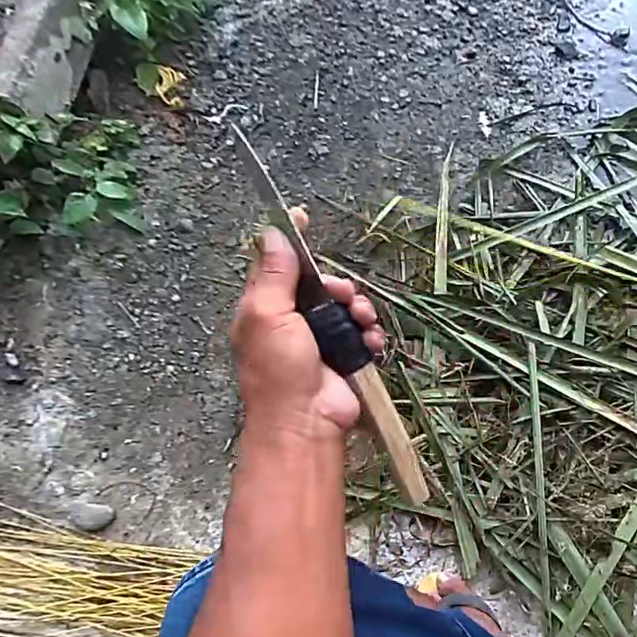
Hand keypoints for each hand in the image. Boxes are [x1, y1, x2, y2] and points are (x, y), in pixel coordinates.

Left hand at [230, 207, 385, 439]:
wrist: (306, 420)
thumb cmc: (279, 370)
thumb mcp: (267, 315)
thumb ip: (274, 275)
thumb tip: (273, 234)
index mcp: (265, 308)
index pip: (276, 264)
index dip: (289, 241)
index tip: (301, 216)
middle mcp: (293, 321)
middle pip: (321, 285)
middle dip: (338, 285)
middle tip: (344, 294)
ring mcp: (322, 341)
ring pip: (348, 308)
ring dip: (360, 309)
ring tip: (363, 321)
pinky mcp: (346, 358)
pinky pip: (364, 334)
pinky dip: (371, 335)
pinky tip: (370, 342)